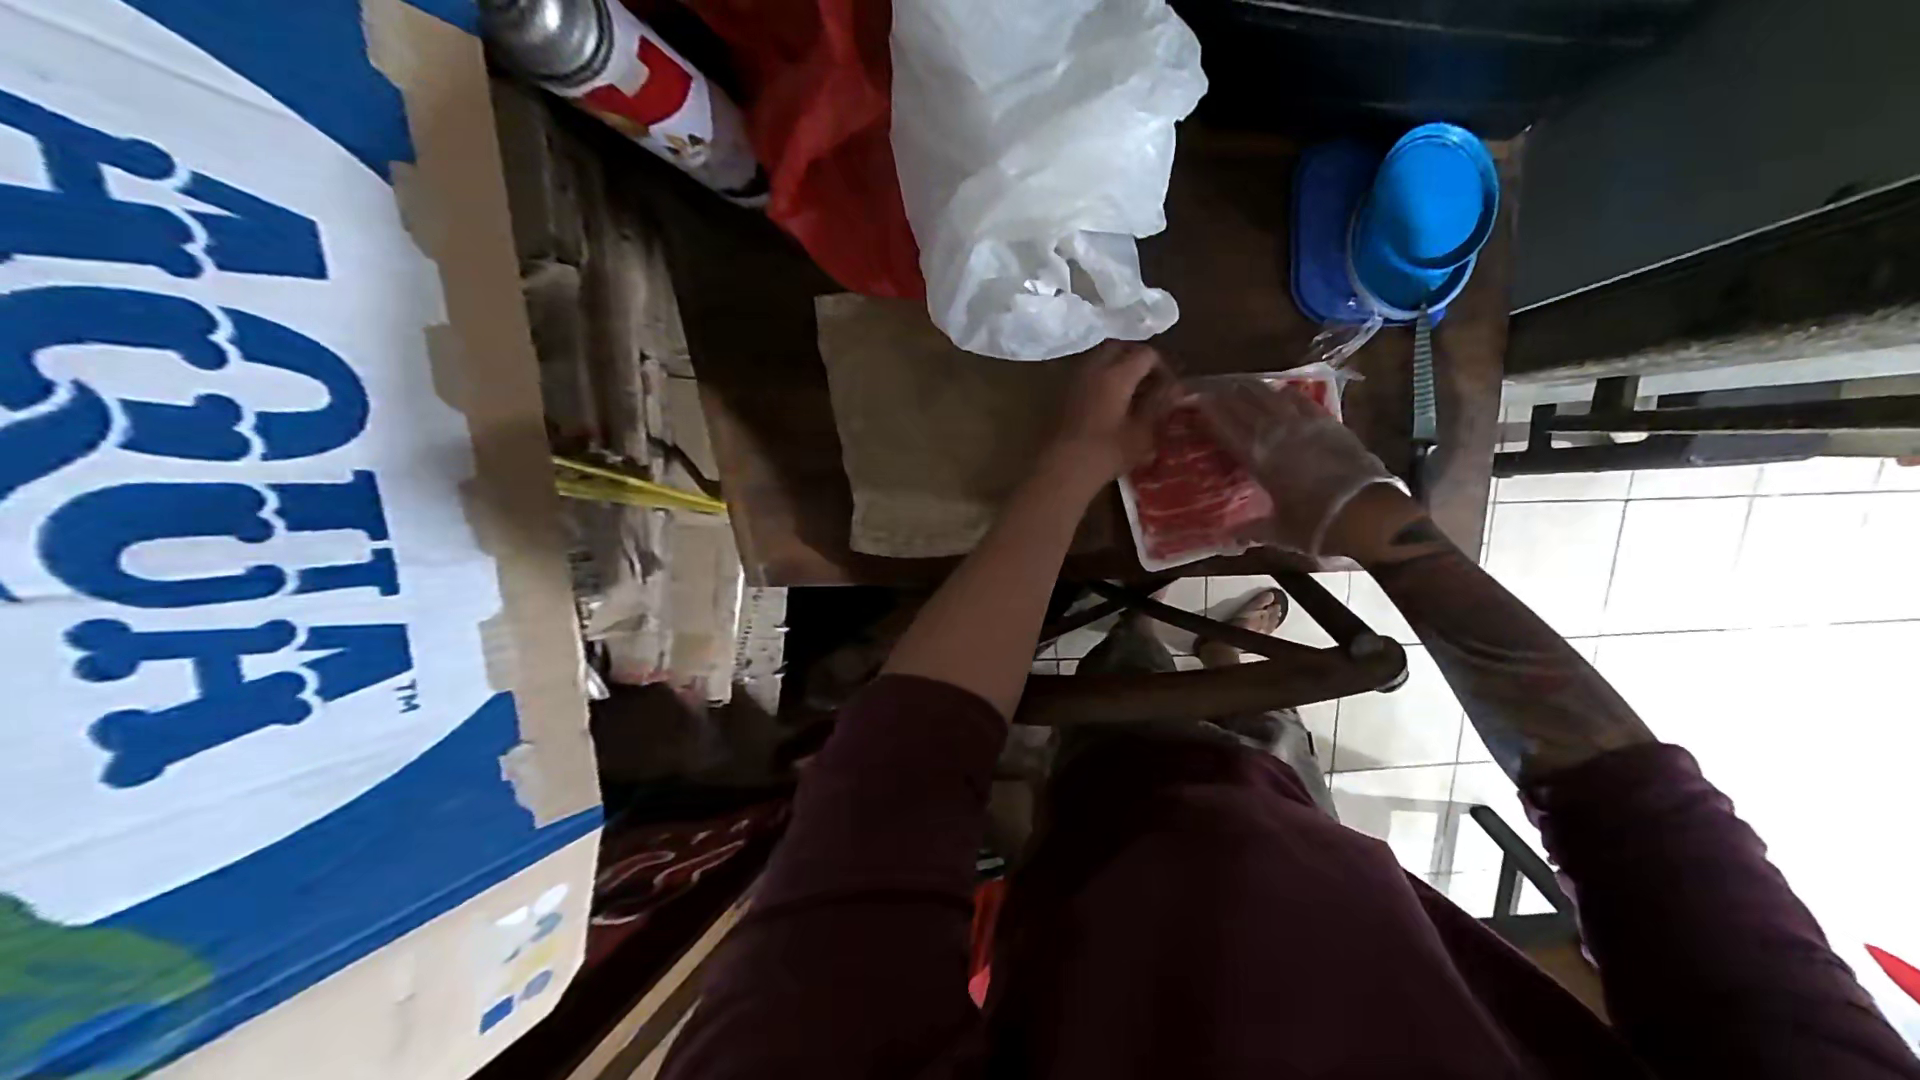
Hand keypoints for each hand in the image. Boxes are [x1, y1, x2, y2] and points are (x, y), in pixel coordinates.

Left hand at [1042, 342, 1175, 487]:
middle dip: (1138, 359)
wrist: (1059, 469)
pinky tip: (1107, 401)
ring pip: (1099, 358)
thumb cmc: (1105, 453)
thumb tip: (1174, 387)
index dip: (1163, 367)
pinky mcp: (1060, 392)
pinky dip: (1100, 377)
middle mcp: (1093, 366)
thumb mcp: (1142, 432)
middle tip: (1150, 382)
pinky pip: (1085, 373)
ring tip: (1130, 392)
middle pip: (1120, 348)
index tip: (1169, 387)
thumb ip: (1159, 403)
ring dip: (1117, 366)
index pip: (1146, 354)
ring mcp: (1073, 377)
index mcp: (1116, 373)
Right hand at [1193, 377, 1399, 556]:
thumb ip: (1250, 529)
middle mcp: (1276, 430)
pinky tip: (1275, 393)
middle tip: (1202, 390)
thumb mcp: (1276, 531)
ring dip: (1246, 388)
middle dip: (1218, 393)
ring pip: (1268, 393)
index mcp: (1257, 455)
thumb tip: (1228, 538)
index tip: (1186, 401)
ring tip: (1232, 387)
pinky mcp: (1328, 421)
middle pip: (1241, 400)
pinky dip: (1279, 392)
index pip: (1222, 422)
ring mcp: (1304, 422)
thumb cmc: (1316, 525)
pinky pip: (1297, 398)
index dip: (1202, 408)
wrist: (1371, 515)